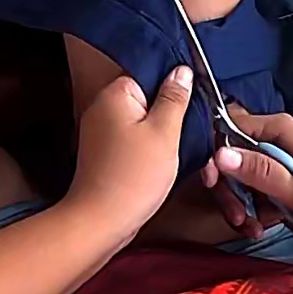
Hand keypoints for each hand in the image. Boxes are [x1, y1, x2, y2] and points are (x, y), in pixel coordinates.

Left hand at [66, 67, 192, 235]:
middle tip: (186, 134)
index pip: (150, 75)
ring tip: (173, 153)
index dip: (174, 90)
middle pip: (147, 98)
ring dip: (162, 135)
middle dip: (170, 115)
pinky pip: (134, 140)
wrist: (102, 221)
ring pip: (142, 121)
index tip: (190, 107)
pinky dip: (150, 149)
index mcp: (115, 95)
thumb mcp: (165, 133)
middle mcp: (103, 108)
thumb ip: (174, 98)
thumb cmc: (133, 178)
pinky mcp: (105, 153)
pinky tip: (160, 164)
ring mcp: (102, 132)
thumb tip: (182, 72)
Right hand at [202, 106, 292, 240]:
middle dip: (229, 189)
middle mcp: (274, 140)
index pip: (231, 129)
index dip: (218, 156)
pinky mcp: (273, 183)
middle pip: (230, 157)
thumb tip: (221, 155)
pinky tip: (258, 227)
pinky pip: (247, 194)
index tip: (214, 183)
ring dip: (237, 205)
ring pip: (235, 179)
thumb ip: (260, 171)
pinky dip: (248, 212)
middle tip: (236, 215)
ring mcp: (273, 162)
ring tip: (250, 226)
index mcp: (280, 130)